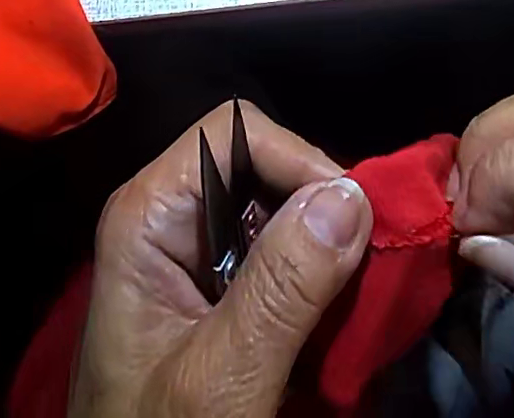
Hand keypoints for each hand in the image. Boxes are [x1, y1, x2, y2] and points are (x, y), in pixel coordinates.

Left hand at [71, 101, 372, 417]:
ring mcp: (196, 242)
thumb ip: (282, 289)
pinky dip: (316, 264)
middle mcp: (172, 210)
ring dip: (323, 235)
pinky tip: (334, 300)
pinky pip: (280, 241)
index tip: (352, 213)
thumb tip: (351, 196)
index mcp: (149, 212)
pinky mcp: (221, 276)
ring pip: (277, 199)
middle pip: (259, 159)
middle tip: (364, 251)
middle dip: (316, 197)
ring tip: (357, 278)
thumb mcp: (219, 381)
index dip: (296, 156)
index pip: (232, 132)